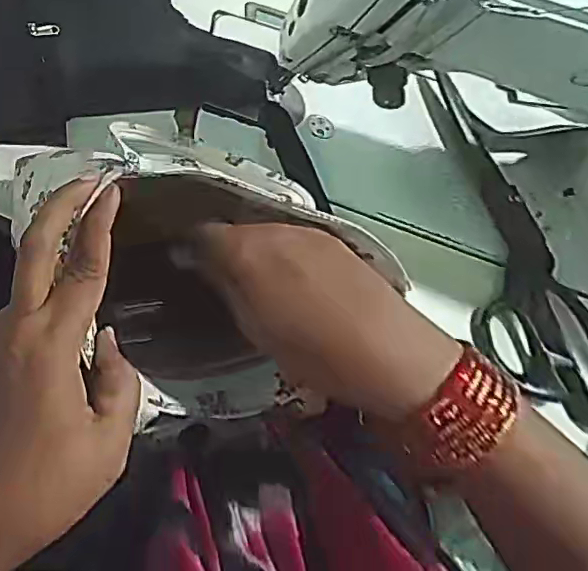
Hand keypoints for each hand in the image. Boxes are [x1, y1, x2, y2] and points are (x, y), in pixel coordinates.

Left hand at [0, 177, 139, 570]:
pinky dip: (49, 277)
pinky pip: (26, 298)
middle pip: (35, 244)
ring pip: (27, 267)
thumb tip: (108, 342)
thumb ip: (119, 384)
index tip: (111, 190)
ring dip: (53, 235)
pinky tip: (73, 292)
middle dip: (61, 202)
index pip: (82, 267)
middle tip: (89, 178)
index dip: (99, 223)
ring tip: (87, 222)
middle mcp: (19, 323)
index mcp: (50, 343)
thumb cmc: (43, 484)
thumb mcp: (107, 447)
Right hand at [195, 222, 462, 421]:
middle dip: (222, 247)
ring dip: (253, 248)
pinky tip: (292, 278)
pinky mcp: (333, 239)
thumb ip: (225, 289)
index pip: (201, 233)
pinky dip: (282, 251)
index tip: (186, 263)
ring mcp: (306, 231)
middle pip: (232, 227)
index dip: (189, 247)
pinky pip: (291, 237)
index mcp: (246, 252)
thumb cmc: (320, 356)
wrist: (400, 359)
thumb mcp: (256, 330)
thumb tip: (203, 266)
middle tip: (221, 274)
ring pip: (263, 230)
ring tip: (259, 278)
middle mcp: (273, 231)